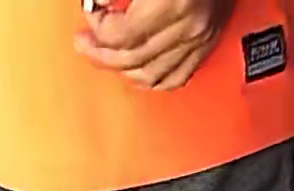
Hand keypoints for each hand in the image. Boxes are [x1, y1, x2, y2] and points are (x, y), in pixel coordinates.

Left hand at [74, 0, 235, 90]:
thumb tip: (100, 3)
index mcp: (174, 1)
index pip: (124, 34)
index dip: (100, 28)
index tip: (90, 14)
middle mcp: (188, 25)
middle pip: (134, 58)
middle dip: (103, 55)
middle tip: (85, 45)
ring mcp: (200, 37)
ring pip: (152, 75)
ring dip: (124, 70)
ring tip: (106, 59)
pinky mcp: (208, 42)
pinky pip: (176, 76)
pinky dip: (153, 80)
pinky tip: (138, 72)